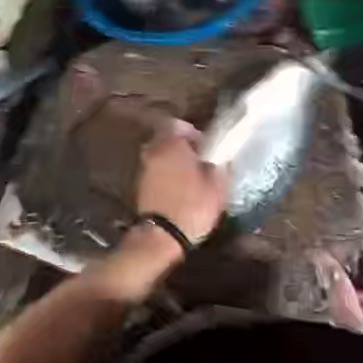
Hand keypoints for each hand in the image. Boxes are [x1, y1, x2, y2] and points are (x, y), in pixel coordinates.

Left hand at [136, 120, 226, 244]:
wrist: (162, 236)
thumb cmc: (193, 207)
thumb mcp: (218, 186)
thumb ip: (220, 166)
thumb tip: (221, 157)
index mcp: (172, 145)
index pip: (179, 125)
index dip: (193, 133)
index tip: (206, 146)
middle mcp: (154, 151)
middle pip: (167, 139)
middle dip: (182, 146)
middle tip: (199, 159)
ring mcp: (144, 168)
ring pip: (160, 155)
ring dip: (173, 160)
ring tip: (190, 175)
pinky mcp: (140, 185)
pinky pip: (156, 170)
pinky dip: (166, 173)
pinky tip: (178, 187)